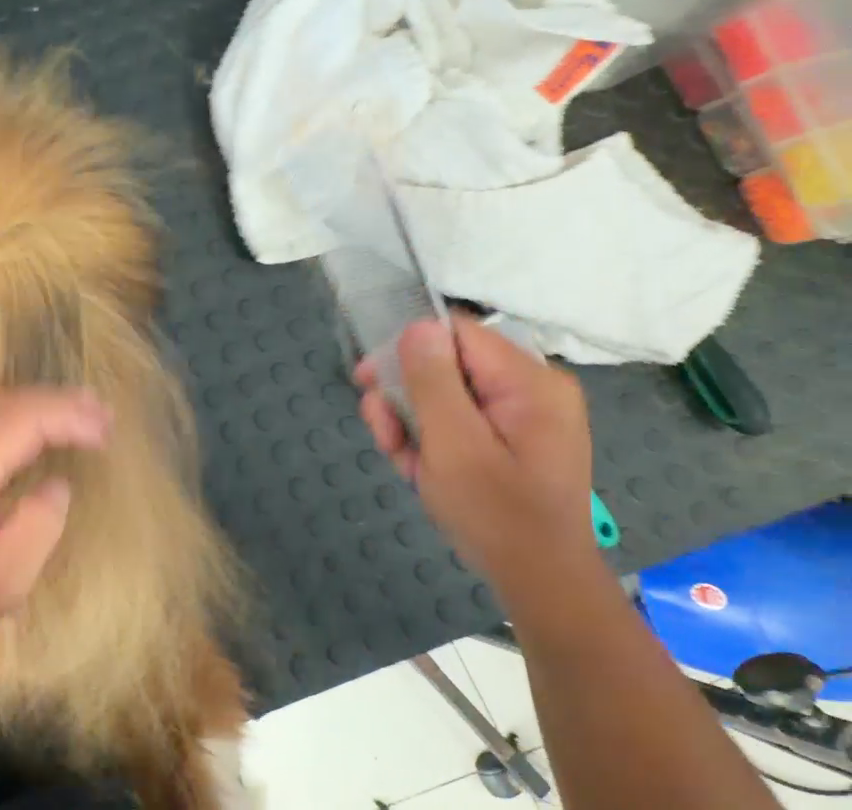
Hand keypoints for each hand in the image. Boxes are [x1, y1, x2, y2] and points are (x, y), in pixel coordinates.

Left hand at [0, 388, 109, 641]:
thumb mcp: (5, 582)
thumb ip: (38, 529)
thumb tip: (58, 485)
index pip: (21, 424)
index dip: (67, 418)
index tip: (105, 432)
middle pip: (11, 405)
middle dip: (62, 403)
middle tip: (108, 415)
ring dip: (45, 401)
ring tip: (90, 409)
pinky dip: (24, 408)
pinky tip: (50, 414)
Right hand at [356, 317, 596, 591]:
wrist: (539, 580)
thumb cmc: (495, 512)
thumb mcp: (452, 444)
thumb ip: (432, 381)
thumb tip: (417, 327)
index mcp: (529, 383)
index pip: (457, 333)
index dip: (406, 349)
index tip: (368, 381)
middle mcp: (531, 389)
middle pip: (446, 364)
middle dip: (405, 397)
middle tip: (383, 433)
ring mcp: (522, 415)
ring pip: (444, 395)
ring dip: (411, 423)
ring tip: (404, 461)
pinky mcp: (511, 438)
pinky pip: (457, 420)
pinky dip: (430, 441)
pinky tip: (421, 470)